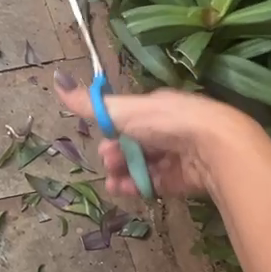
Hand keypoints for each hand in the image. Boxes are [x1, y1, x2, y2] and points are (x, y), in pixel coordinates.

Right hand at [54, 70, 264, 200]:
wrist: (212, 145)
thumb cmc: (165, 121)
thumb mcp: (122, 110)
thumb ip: (90, 104)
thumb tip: (57, 80)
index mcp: (156, 108)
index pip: (128, 120)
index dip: (111, 133)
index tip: (100, 144)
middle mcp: (168, 129)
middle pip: (134, 145)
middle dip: (116, 155)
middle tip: (108, 162)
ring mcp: (177, 154)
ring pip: (143, 165)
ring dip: (123, 174)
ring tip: (112, 183)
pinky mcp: (184, 178)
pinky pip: (156, 183)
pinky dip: (138, 187)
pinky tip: (124, 191)